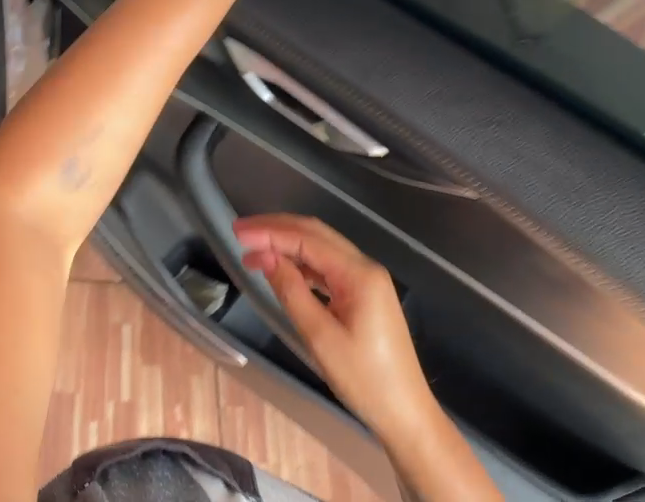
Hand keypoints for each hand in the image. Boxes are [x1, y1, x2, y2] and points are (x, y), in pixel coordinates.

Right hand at [234, 213, 434, 434]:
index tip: (238, 233)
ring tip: (252, 250)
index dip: (270, 232)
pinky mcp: (364, 295)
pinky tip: (281, 268)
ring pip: (321, 248)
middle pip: (315, 234)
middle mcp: (365, 268)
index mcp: (359, 274)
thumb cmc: (364, 379)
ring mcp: (367, 281)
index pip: (307, 238)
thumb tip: (264, 256)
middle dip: (276, 228)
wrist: (406, 415)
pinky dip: (301, 262)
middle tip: (240, 230)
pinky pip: (328, 267)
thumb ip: (291, 290)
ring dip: (287, 244)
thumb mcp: (320, 336)